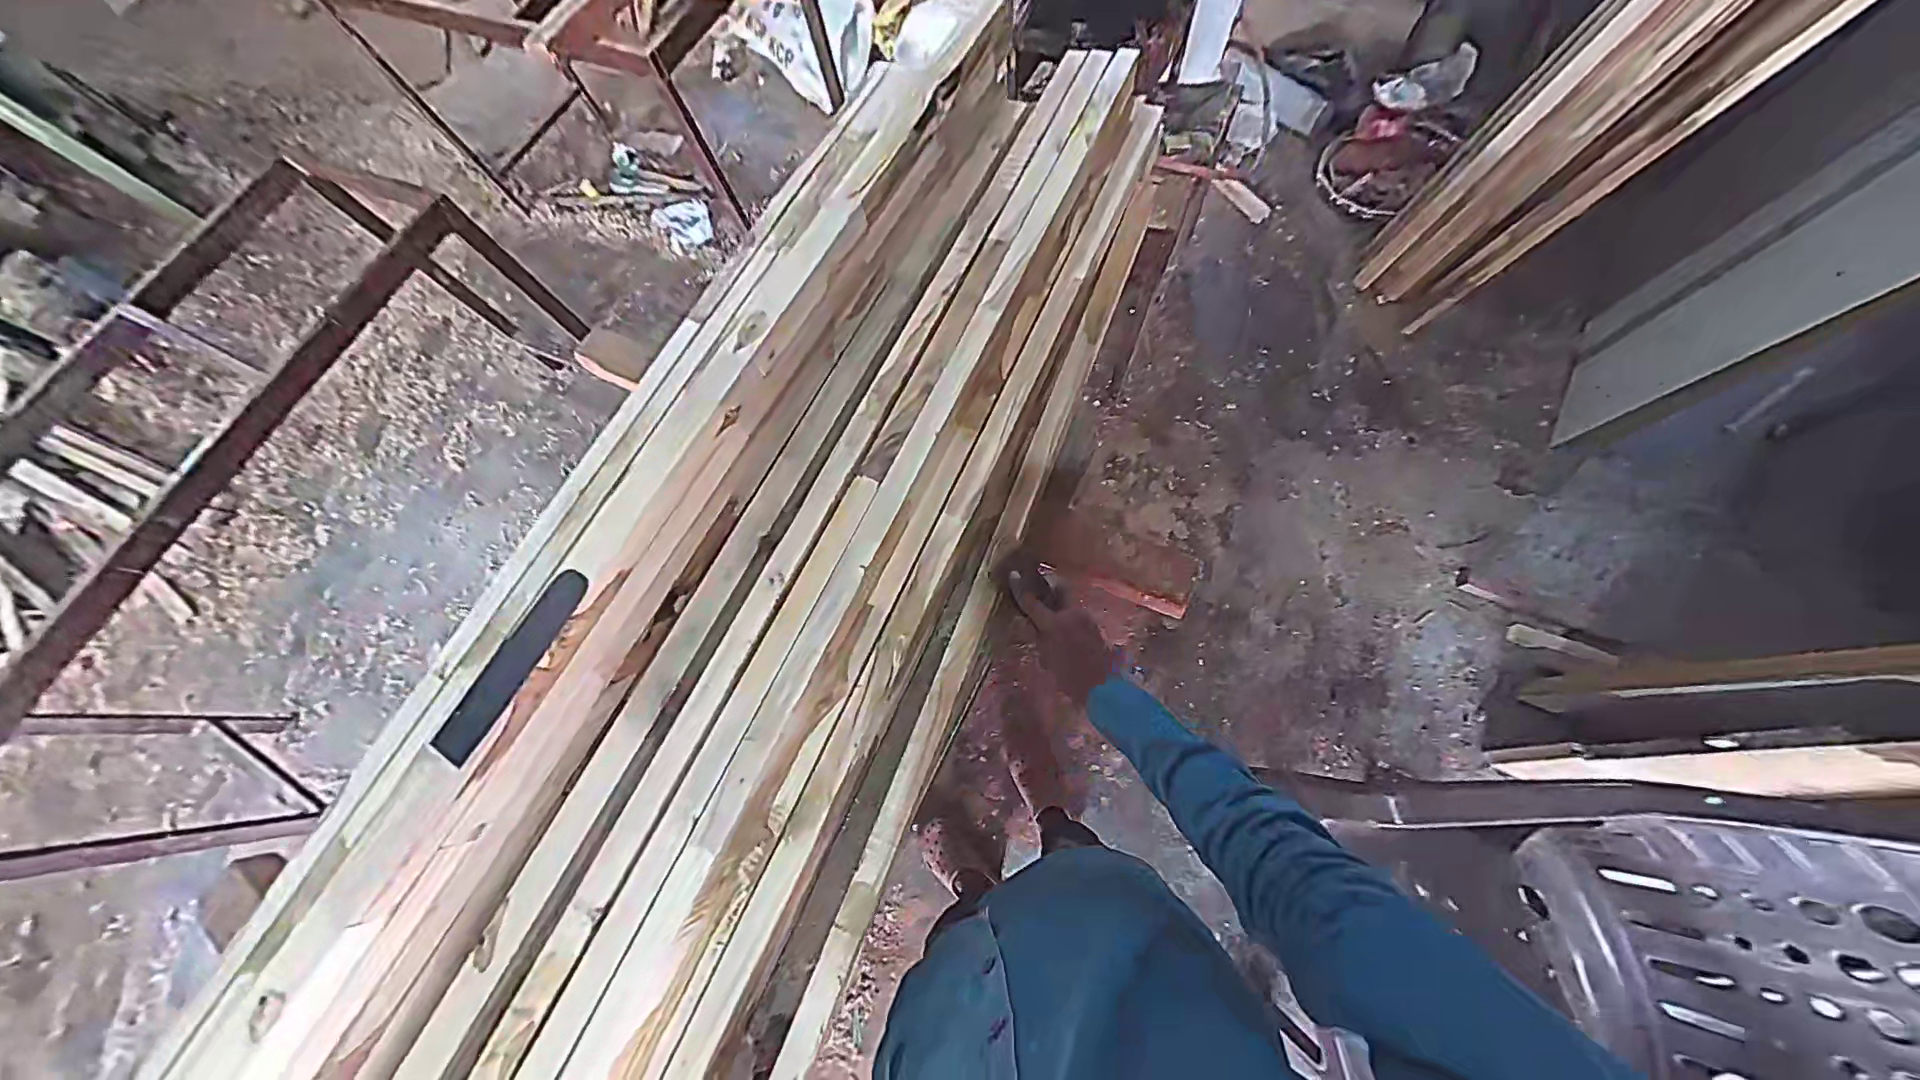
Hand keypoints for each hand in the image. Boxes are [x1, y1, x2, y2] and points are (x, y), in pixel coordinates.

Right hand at [1008, 568, 1114, 707]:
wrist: (1104, 689)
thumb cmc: (1070, 678)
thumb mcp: (1047, 659)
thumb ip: (1039, 638)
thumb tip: (1033, 625)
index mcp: (1054, 623)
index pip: (1032, 602)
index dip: (1020, 588)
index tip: (1014, 575)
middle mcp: (1072, 614)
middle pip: (1061, 590)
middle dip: (1051, 587)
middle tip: (1041, 589)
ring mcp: (1087, 619)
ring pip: (1070, 605)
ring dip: (1061, 606)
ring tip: (1054, 617)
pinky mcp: (1096, 628)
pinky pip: (1079, 617)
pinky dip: (1071, 619)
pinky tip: (1068, 632)